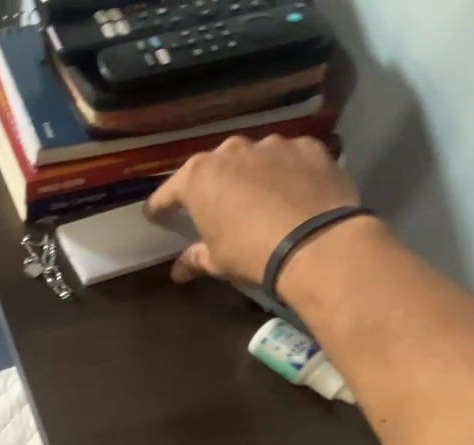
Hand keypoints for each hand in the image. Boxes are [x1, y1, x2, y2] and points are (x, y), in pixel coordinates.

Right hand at [146, 135, 362, 286]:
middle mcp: (232, 151)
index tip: (157, 215)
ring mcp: (272, 145)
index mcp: (199, 177)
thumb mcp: (217, 261)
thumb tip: (178, 271)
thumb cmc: (251, 252)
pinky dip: (286, 173)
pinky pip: (288, 158)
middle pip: (213, 168)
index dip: (161, 206)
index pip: (169, 191)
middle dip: (211, 185)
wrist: (316, 242)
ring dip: (251, 175)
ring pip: (253, 158)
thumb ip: (195, 258)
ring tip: (259, 199)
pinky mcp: (308, 147)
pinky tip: (292, 193)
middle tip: (215, 206)